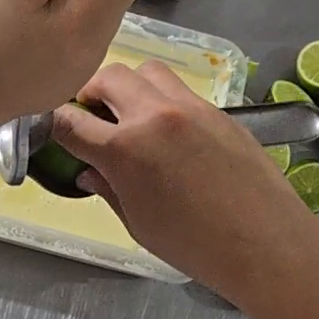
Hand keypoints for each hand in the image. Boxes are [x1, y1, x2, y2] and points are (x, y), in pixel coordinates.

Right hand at [53, 62, 318, 307]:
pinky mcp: (219, 112)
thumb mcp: (138, 224)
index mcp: (125, 150)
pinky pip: (180, 91)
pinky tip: (168, 133)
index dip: (54, 124)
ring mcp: (191, 108)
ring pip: (148, 71)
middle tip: (91, 117)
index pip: (71, 121)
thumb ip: (109, 190)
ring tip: (130, 116)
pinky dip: (163, 101)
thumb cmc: (194, 246)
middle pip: (108, 77)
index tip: (53, 130)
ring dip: (130, 87)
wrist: (265, 244)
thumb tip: (91, 171)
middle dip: (91, 93)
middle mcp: (155, 116)